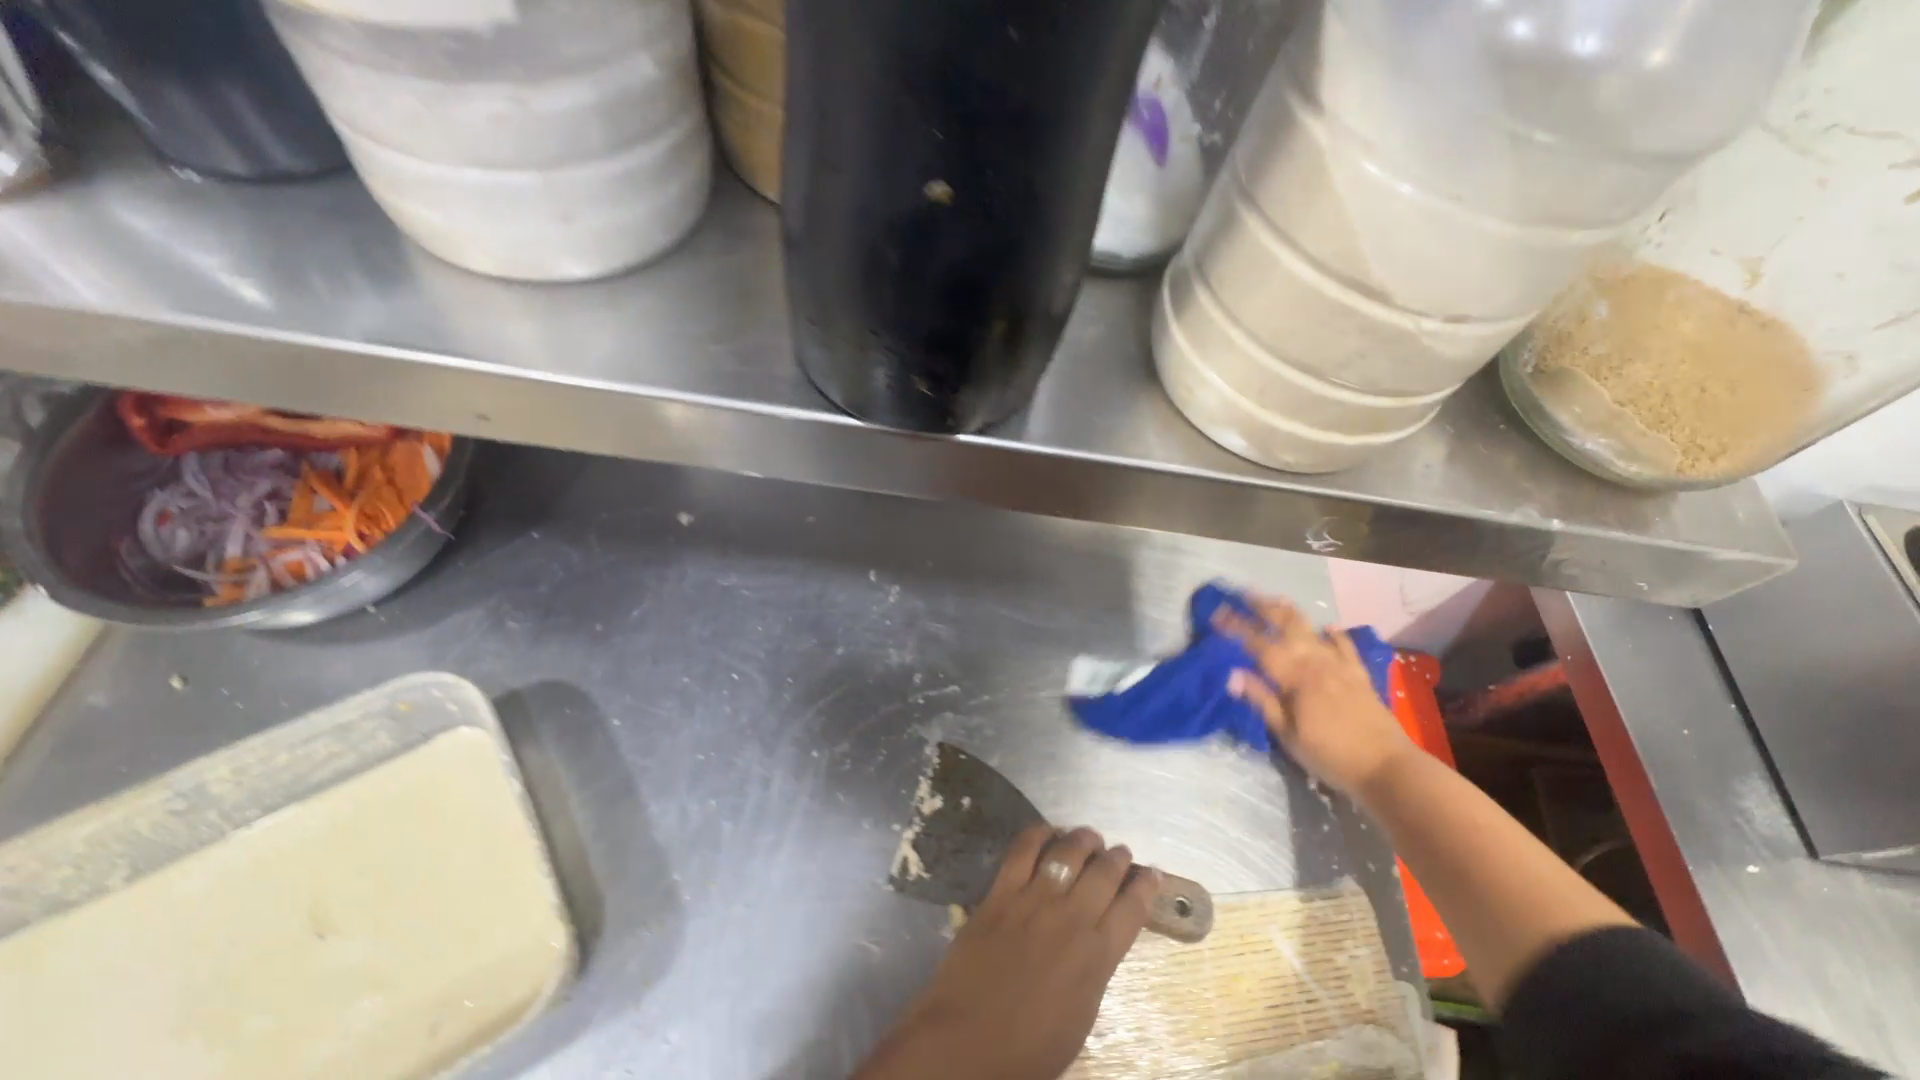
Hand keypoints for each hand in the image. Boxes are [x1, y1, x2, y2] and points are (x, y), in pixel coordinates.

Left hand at [854, 825, 1157, 1079]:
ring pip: (1067, 853)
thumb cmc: (1030, 1048)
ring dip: (1083, 839)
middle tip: (1120, 852)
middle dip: (1117, 857)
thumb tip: (1097, 946)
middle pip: (1104, 872)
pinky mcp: (999, 895)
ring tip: (1089, 837)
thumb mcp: (1081, 1014)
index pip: (1133, 907)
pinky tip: (1046, 831)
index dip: (1146, 885)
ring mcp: (1034, 901)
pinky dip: (1037, 835)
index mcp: (1098, 955)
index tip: (1151, 874)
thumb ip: (1093, 971)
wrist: (969, 1041)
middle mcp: (1072, 918)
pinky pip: (1021, 852)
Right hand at [1215, 593, 1414, 796]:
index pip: (1258, 644)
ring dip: (1291, 613)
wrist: (1387, 766)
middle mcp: (1316, 662)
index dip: (1236, 628)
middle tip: (1244, 595)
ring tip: (1276, 601)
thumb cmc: (1330, 755)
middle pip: (1287, 626)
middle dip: (1264, 608)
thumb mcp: (1288, 735)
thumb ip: (1262, 701)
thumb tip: (1232, 674)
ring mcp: (1340, 665)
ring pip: (1312, 629)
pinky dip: (1335, 634)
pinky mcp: (1359, 674)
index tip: (1217, 614)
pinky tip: (1329, 628)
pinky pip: (1345, 646)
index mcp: (1294, 677)